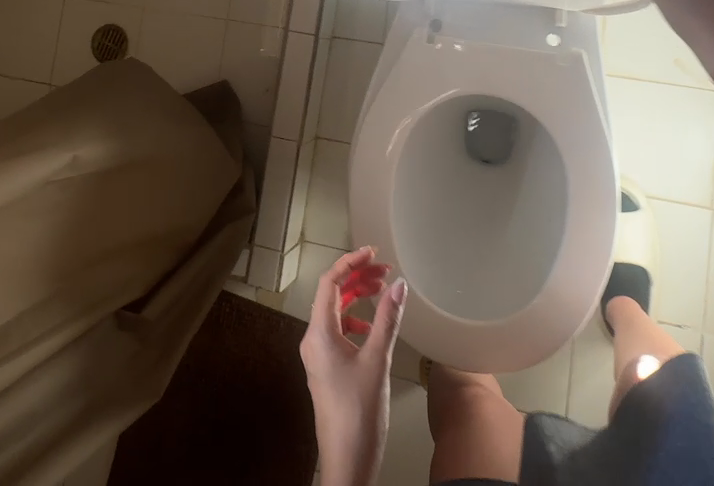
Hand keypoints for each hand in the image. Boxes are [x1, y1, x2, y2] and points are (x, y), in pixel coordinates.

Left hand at [300, 246, 406, 485]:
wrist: (347, 461)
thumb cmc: (359, 412)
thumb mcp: (377, 361)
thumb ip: (388, 320)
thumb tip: (399, 285)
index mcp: (318, 333)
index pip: (329, 283)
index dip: (350, 262)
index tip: (373, 252)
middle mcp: (313, 340)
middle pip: (331, 295)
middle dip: (357, 278)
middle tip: (385, 269)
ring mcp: (318, 355)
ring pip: (335, 313)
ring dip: (357, 298)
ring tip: (383, 290)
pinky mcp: (327, 368)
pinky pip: (338, 332)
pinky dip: (356, 320)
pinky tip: (374, 328)